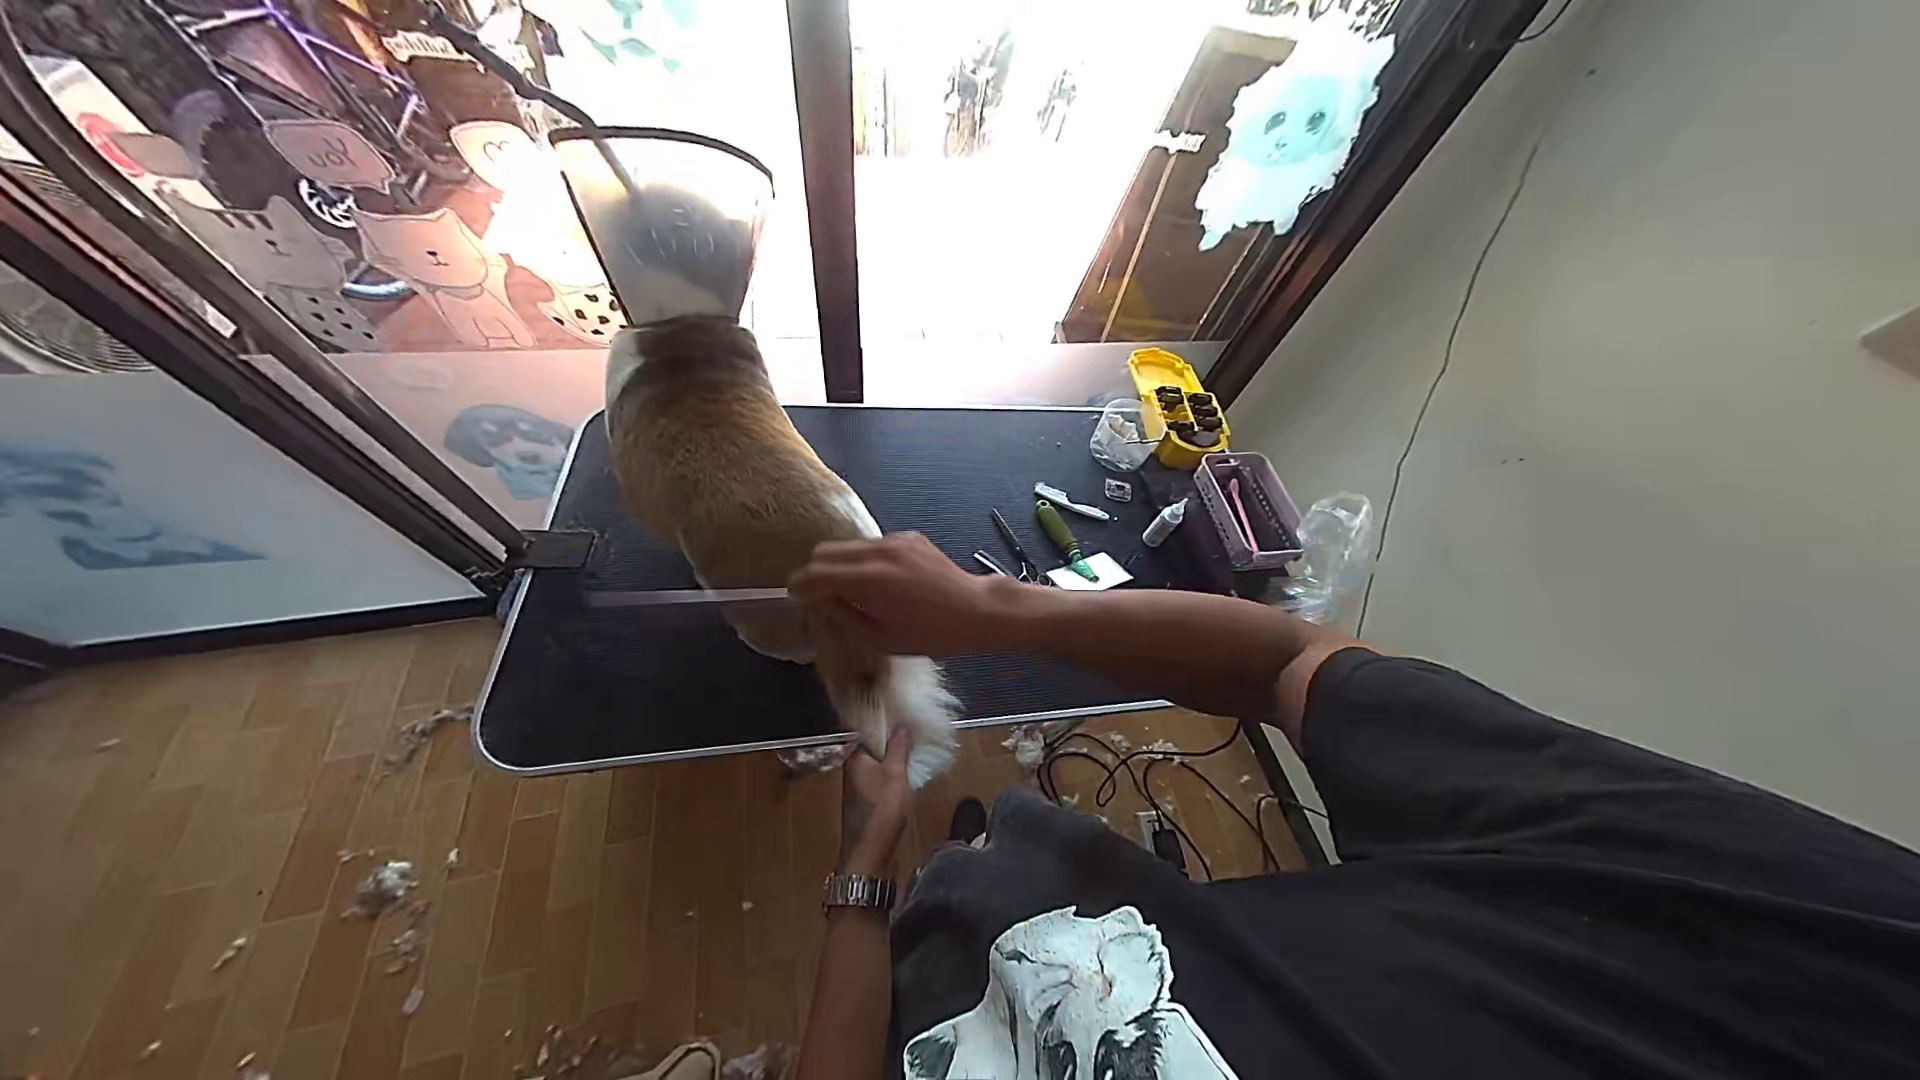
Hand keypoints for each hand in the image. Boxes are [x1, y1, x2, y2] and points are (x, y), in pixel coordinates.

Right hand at [789, 533, 1030, 656]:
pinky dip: (867, 560)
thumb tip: (820, 602)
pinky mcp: (910, 537)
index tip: (795, 595)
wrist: (975, 611)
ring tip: (855, 591)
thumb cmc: (930, 633)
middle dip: (817, 571)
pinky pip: (874, 545)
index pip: (815, 571)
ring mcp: (896, 540)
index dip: (799, 585)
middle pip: (826, 550)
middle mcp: (878, 551)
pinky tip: (884, 582)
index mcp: (867, 578)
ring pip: (850, 545)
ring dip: (842, 564)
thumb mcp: (879, 638)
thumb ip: (842, 616)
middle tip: (822, 595)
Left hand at [838, 731, 915, 875]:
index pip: (873, 732)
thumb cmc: (881, 811)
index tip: (911, 724)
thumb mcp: (895, 773)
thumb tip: (901, 725)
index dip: (892, 727)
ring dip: (900, 764)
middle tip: (920, 742)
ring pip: (883, 766)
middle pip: (878, 749)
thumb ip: (898, 746)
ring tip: (920, 759)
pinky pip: (884, 782)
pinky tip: (912, 781)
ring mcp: (860, 787)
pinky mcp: (868, 802)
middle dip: (899, 746)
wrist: (870, 855)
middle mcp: (854, 770)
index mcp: (855, 758)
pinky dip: (897, 780)